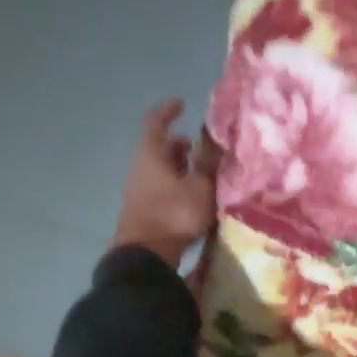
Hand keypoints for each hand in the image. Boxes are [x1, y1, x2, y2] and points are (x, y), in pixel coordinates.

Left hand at [111, 98, 219, 265]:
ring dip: (181, 168)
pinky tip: (194, 196)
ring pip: (162, 170)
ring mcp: (141, 189)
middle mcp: (142, 167)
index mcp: (152, 153)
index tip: (182, 104)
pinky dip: (178, 185)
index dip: (168, 111)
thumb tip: (214, 135)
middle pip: (160, 148)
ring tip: (202, 174)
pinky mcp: (146, 210)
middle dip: (180, 145)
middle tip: (200, 147)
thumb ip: (208, 161)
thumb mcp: (199, 186)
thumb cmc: (174, 213)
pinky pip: (163, 188)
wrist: (146, 252)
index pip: (156, 122)